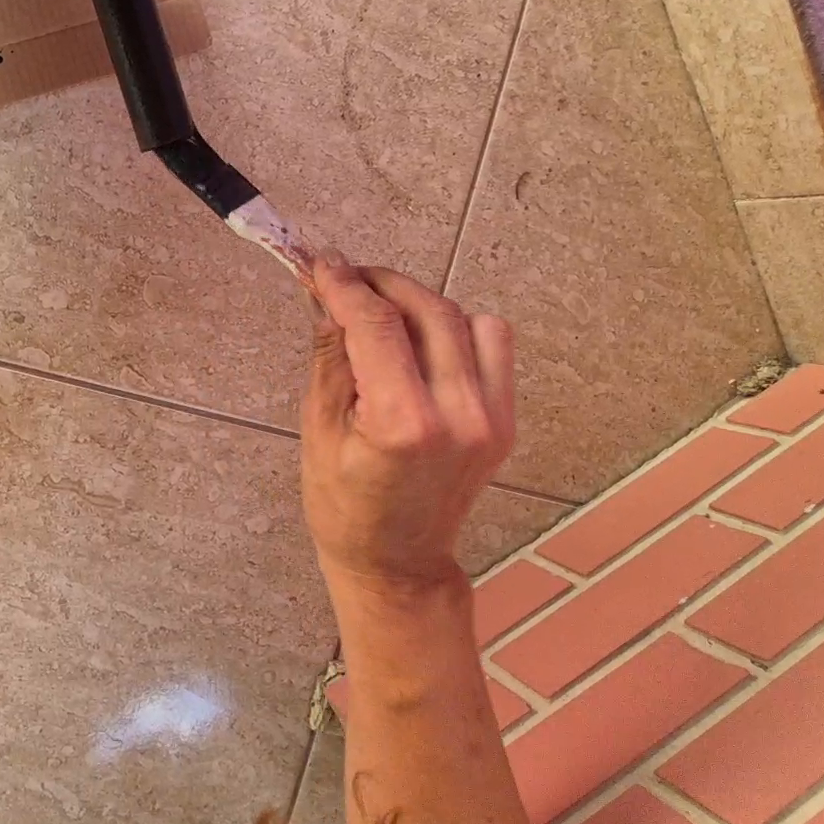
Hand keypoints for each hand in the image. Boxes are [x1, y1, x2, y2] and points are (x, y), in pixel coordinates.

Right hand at [300, 252, 516, 589]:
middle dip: (380, 282)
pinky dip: (456, 327)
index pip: (377, 325)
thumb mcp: (317, 428)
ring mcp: (492, 416)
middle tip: (344, 275)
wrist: (396, 560)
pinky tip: (421, 340)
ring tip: (379, 308)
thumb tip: (327, 298)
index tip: (321, 263)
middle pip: (426, 311)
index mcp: (404, 423)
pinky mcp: (505, 419)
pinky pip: (492, 344)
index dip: (345, 285)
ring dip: (417, 301)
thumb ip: (330, 356)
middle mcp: (460, 413)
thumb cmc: (341, 503)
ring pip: (464, 319)